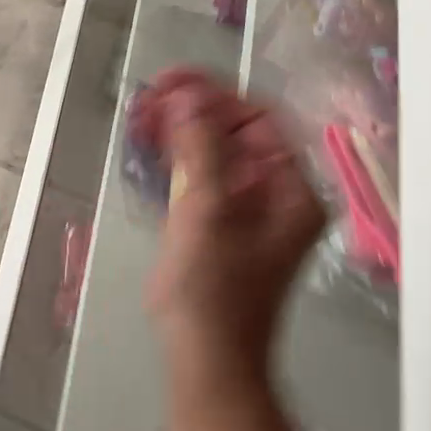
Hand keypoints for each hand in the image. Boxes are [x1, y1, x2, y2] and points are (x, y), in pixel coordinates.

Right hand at [143, 68, 325, 380]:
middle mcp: (274, 193)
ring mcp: (245, 206)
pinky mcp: (216, 219)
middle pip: (235, 129)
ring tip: (139, 118)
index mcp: (291, 190)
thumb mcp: (208, 208)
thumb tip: (189, 95)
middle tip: (146, 99)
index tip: (169, 81)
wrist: (205, 349)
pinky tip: (144, 145)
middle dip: (190, 108)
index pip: (261, 119)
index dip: (216, 93)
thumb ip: (201, 146)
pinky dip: (172, 152)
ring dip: (176, 127)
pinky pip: (198, 170)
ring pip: (212, 147)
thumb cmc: (213, 285)